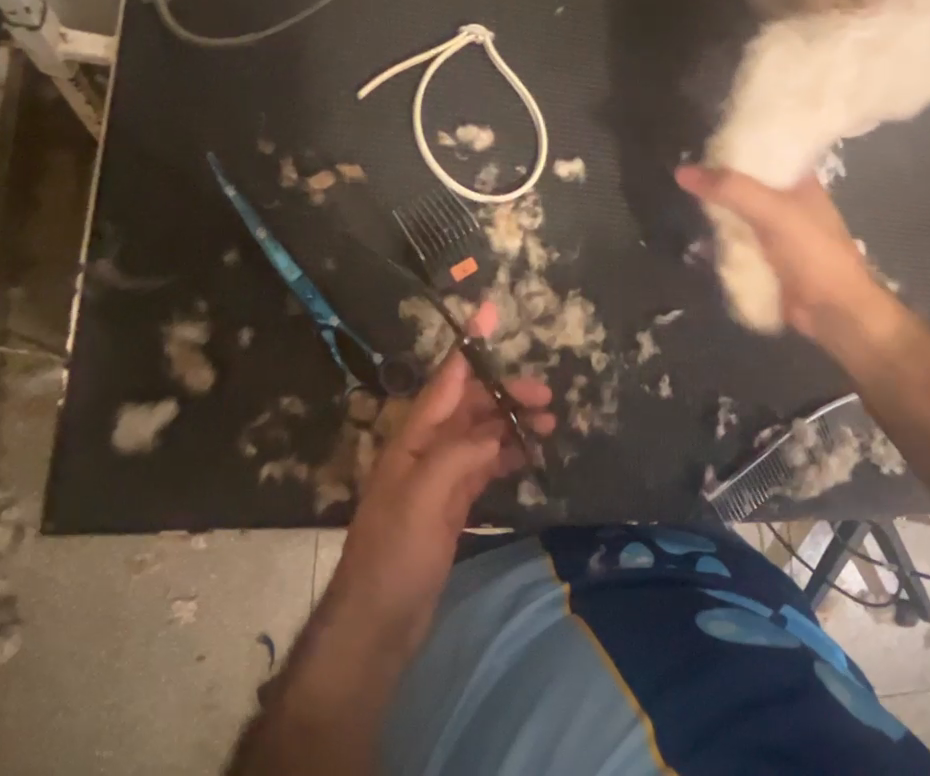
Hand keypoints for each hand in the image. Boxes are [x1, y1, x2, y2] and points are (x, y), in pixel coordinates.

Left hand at [326, 302, 552, 643]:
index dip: (470, 347)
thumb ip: (458, 454)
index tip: (492, 310)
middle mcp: (424, 452)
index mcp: (411, 439)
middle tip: (547, 397)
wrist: (379, 618)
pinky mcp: (451, 507)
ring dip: (510, 425)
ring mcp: (438, 480)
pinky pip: (482, 468)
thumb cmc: (395, 554)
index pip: (445, 381)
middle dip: (504, 394)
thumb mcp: (424, 498)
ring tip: (550, 423)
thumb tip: (495, 431)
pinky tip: (528, 455)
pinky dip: (505, 455)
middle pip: (468, 407)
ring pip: (480, 437)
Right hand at [675, 165, 888, 345]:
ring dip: (715, 217)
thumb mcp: (772, 211)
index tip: (698, 147)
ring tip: (682, 206)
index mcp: (799, 182)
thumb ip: (730, 190)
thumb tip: (682, 171)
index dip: (734, 148)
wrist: (833, 310)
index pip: (764, 152)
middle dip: (717, 186)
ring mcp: (776, 234)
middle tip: (682, 179)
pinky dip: (719, 244)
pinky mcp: (766, 260)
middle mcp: (787, 203)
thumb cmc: (812, 252)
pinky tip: (697, 241)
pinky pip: (736, 245)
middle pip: (745, 186)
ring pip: (738, 217)